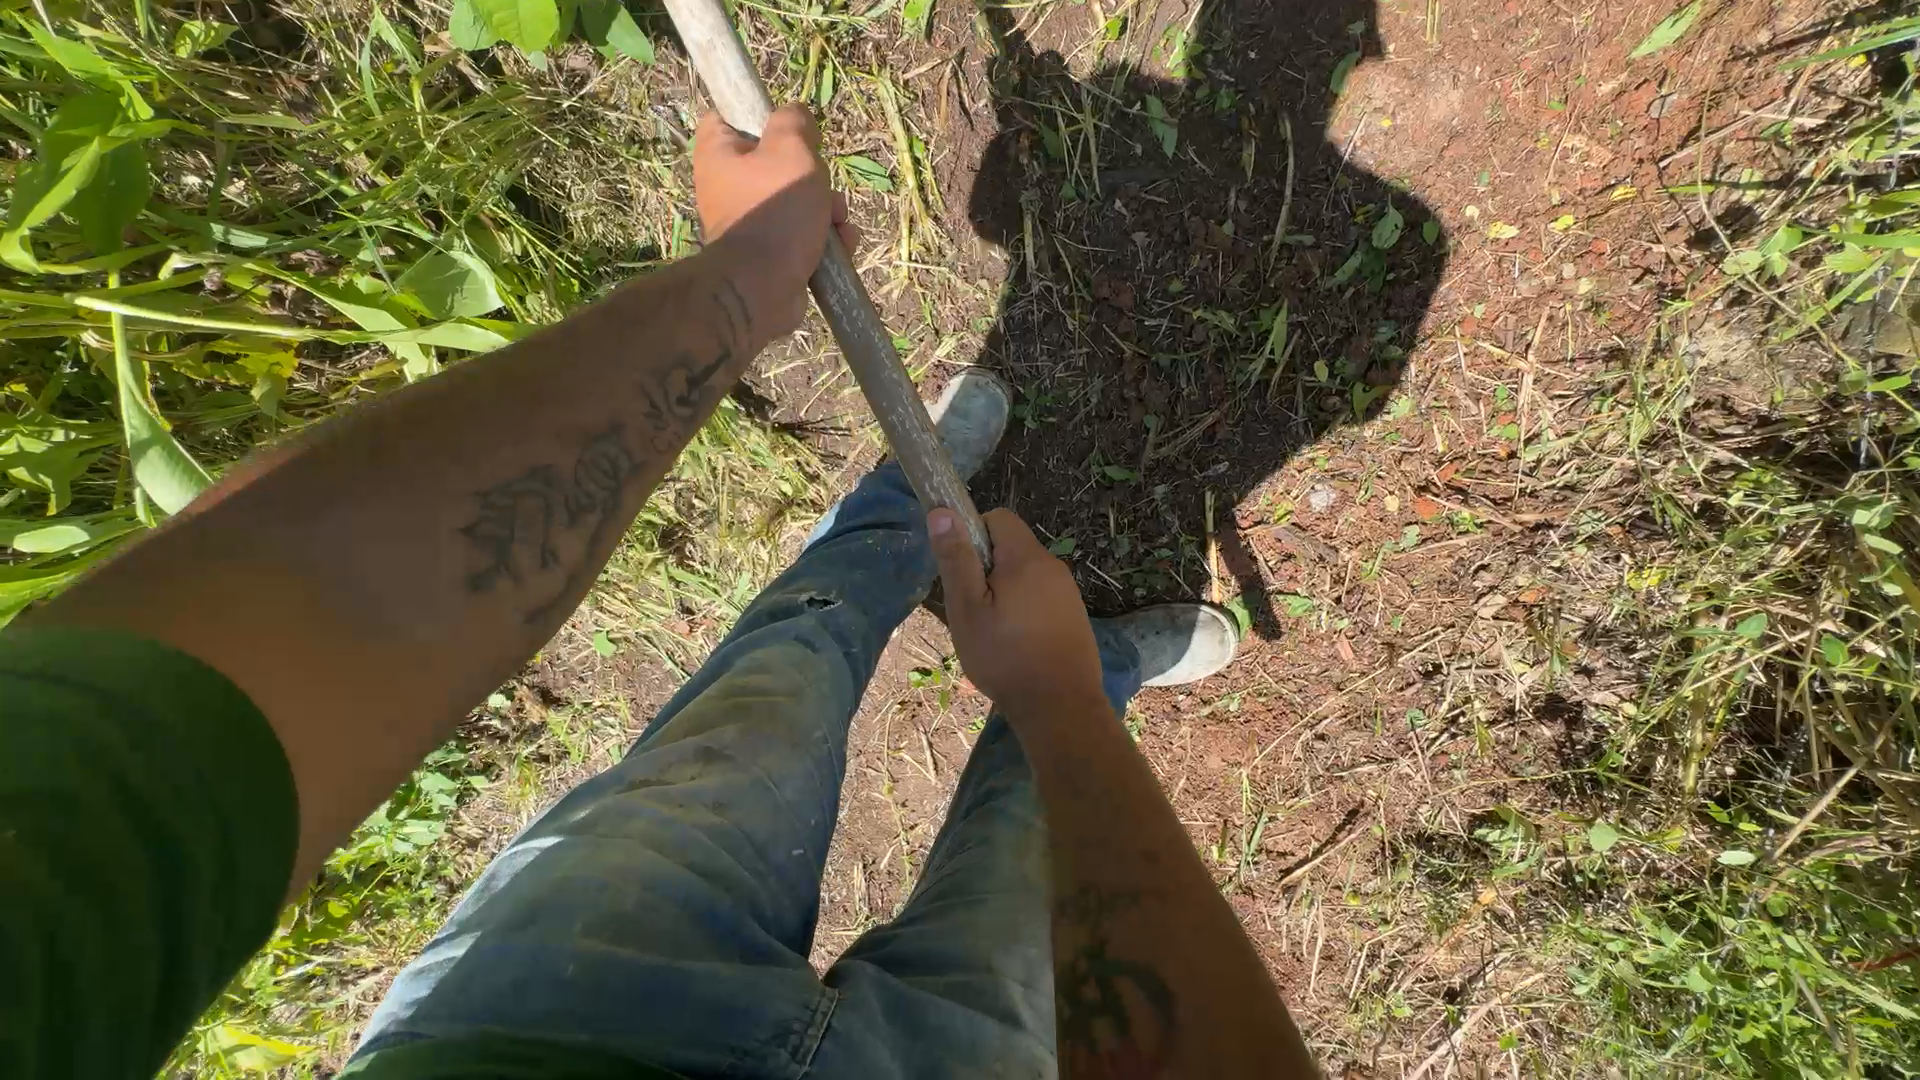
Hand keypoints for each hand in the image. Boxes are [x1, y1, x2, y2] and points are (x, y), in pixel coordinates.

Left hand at [692, 106, 857, 338]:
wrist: (763, 288)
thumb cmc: (774, 209)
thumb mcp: (791, 150)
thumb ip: (795, 123)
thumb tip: (797, 117)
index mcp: (719, 152)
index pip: (730, 117)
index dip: (763, 119)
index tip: (791, 131)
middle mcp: (728, 187)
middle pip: (780, 166)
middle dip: (816, 178)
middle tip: (825, 189)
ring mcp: (751, 224)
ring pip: (799, 204)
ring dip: (828, 213)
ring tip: (839, 226)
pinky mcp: (771, 256)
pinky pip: (804, 238)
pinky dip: (825, 242)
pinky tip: (841, 248)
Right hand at [928, 507, 1107, 715]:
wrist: (1060, 706)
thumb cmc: (1005, 656)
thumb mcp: (968, 608)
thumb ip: (956, 558)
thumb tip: (942, 511)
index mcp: (1026, 557)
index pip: (998, 517)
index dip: (973, 535)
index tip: (963, 572)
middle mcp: (1053, 566)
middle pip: (1012, 547)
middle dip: (988, 569)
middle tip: (973, 610)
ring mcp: (1068, 592)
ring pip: (1026, 575)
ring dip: (1006, 592)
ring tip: (993, 632)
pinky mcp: (1075, 616)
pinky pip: (1042, 597)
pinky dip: (1025, 611)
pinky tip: (1017, 645)